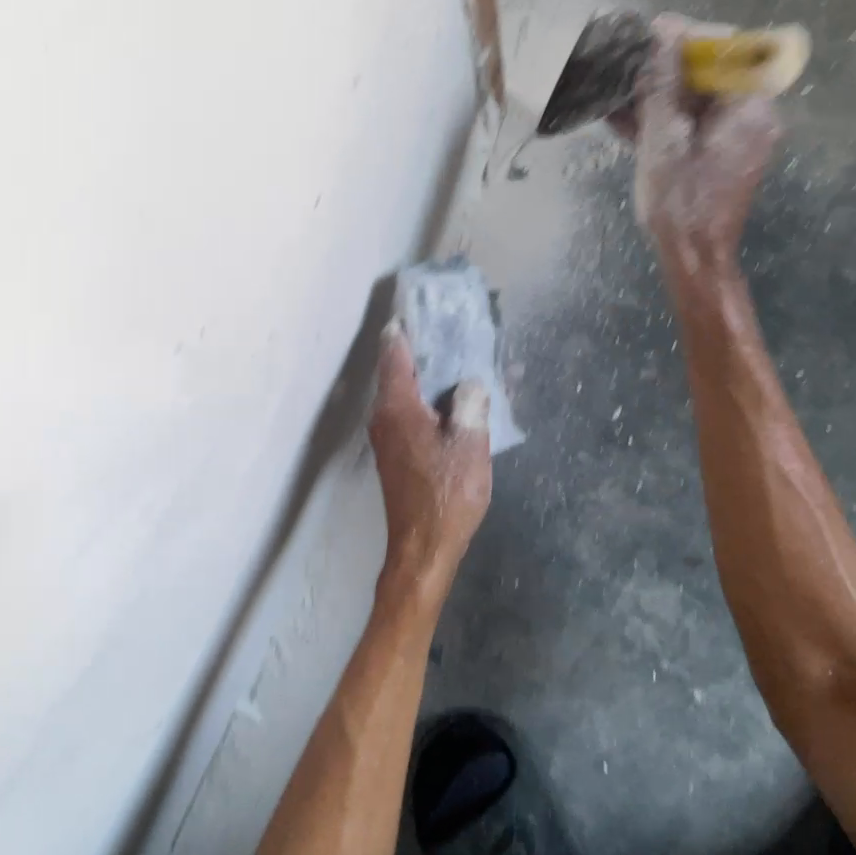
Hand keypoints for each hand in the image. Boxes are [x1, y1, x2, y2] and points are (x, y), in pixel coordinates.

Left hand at [367, 321, 492, 598]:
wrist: (424, 548)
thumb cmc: (448, 494)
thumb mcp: (470, 443)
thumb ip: (471, 403)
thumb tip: (470, 384)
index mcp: (398, 407)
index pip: (394, 353)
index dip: (405, 328)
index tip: (417, 306)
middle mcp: (384, 417)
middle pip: (401, 372)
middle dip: (426, 351)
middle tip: (454, 330)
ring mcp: (389, 438)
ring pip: (409, 395)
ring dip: (432, 380)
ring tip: (464, 362)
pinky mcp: (398, 456)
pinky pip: (414, 416)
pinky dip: (432, 403)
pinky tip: (459, 404)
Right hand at [608, 13, 781, 262]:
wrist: (695, 260)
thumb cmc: (681, 201)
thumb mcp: (662, 136)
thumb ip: (663, 80)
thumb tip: (661, 30)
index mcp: (750, 105)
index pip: (722, 47)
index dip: (681, 38)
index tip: (643, 40)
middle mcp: (752, 116)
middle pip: (707, 73)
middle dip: (662, 70)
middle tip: (622, 70)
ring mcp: (736, 138)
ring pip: (694, 100)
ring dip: (655, 97)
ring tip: (613, 94)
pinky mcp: (720, 156)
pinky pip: (692, 126)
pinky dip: (662, 122)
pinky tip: (622, 119)